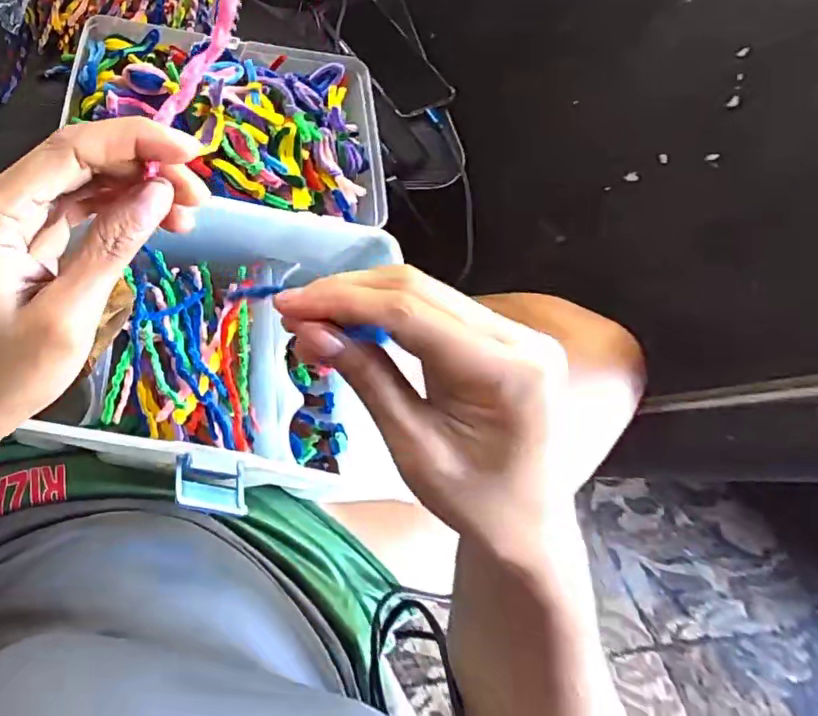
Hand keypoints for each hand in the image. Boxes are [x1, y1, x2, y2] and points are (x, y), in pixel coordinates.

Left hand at [0, 118, 207, 448]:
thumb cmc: (8, 375)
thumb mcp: (67, 317)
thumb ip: (112, 246)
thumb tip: (160, 192)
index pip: (68, 150)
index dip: (132, 141)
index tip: (188, 152)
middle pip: (79, 155)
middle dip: (142, 162)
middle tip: (197, 191)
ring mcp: (14, 215)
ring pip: (85, 175)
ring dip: (138, 183)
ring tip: (187, 209)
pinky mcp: (30, 232)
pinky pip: (81, 202)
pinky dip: (121, 205)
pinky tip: (157, 218)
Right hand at [275, 266, 571, 563]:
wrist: (529, 529)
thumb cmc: (474, 502)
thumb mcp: (412, 446)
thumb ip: (365, 378)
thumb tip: (310, 330)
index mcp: (505, 370)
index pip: (407, 311)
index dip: (340, 301)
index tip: (288, 305)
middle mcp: (516, 337)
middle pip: (412, 288)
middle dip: (343, 293)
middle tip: (291, 310)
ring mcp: (511, 331)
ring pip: (417, 289)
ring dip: (357, 297)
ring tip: (310, 317)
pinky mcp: (496, 334)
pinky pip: (428, 305)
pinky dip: (379, 308)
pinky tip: (347, 321)